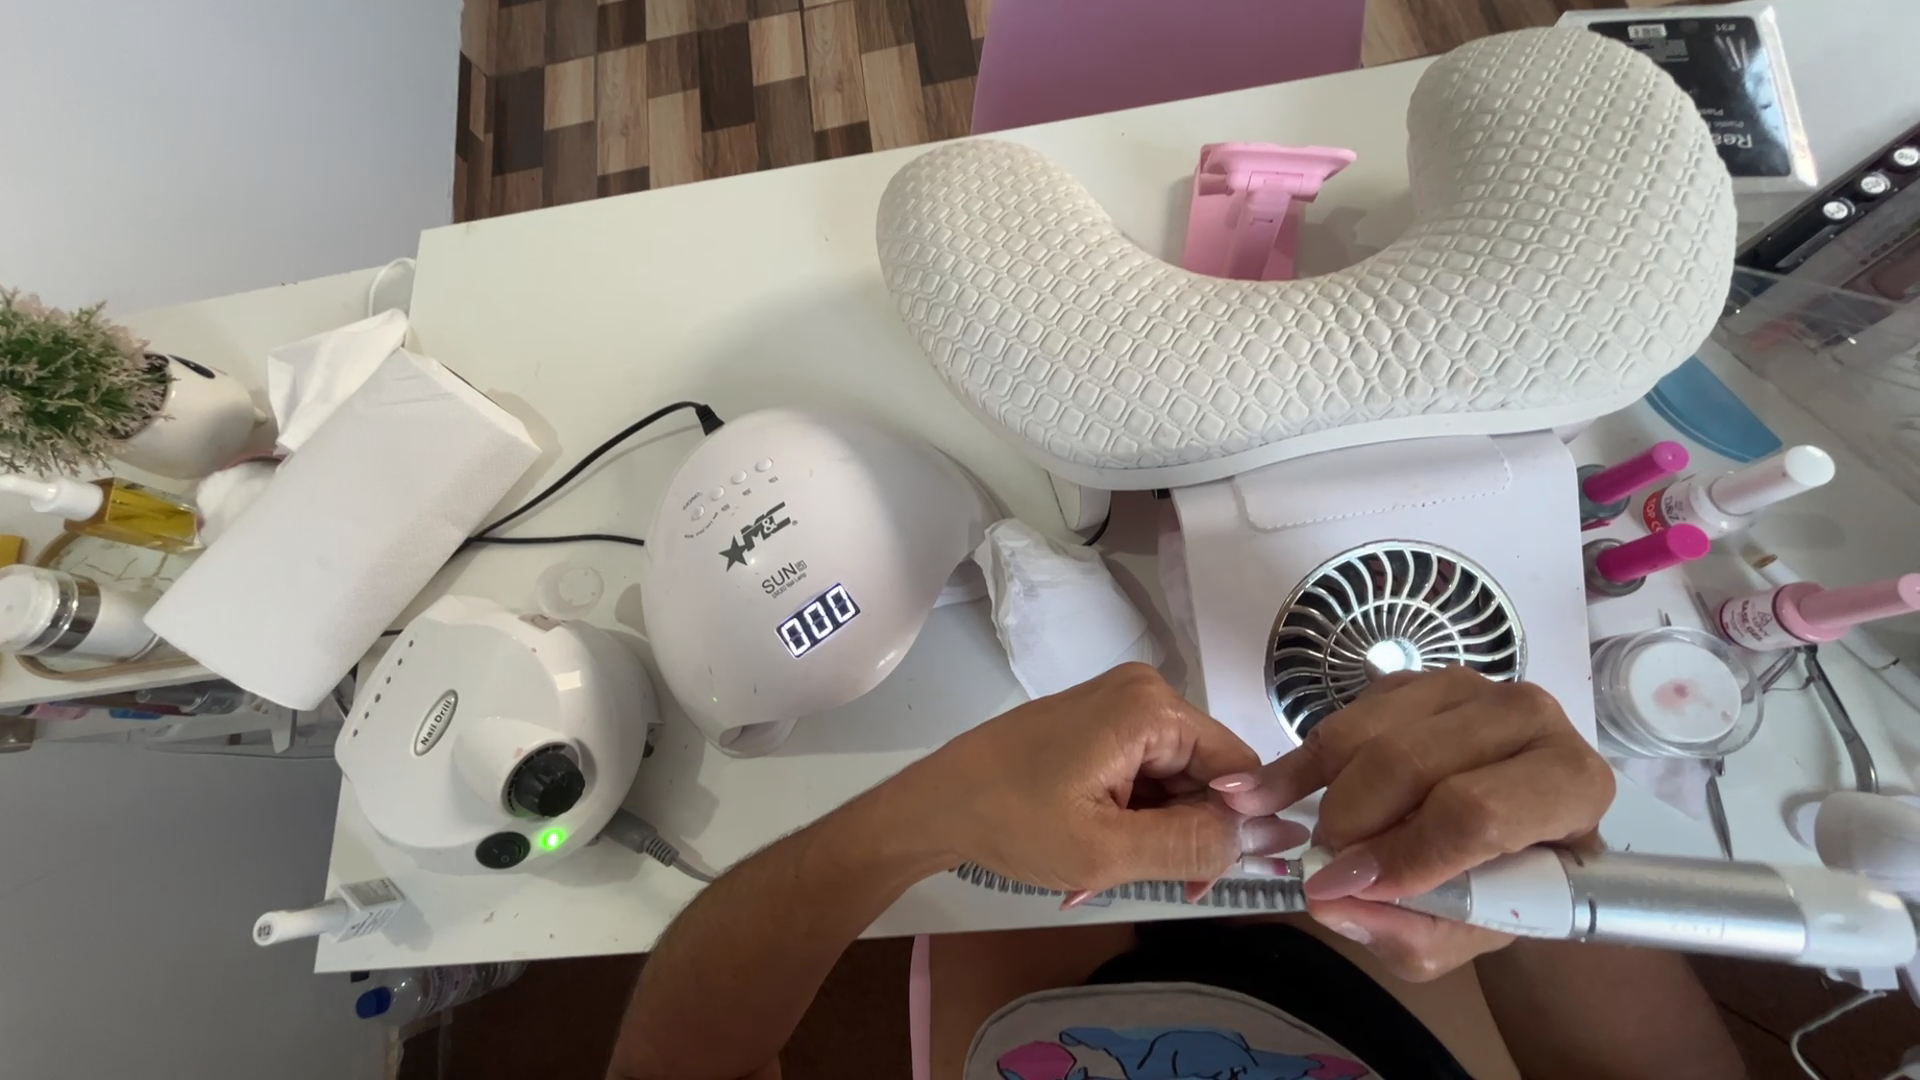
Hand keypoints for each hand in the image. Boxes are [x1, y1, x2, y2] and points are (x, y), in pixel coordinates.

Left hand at [896, 664, 1305, 896]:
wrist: (937, 803)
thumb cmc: (1014, 822)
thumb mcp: (1111, 849)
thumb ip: (1199, 845)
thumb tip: (1282, 838)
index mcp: (1151, 706)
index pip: (1240, 770)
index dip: (1234, 829)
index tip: (1199, 882)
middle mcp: (1141, 691)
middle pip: (1204, 775)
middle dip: (1180, 835)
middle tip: (1139, 880)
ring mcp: (1115, 705)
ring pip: (1169, 782)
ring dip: (1148, 835)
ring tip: (1100, 870)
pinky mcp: (1095, 723)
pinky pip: (1138, 774)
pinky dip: (1125, 817)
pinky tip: (1090, 850)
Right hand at [1212, 668, 1613, 981]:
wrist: (1509, 835)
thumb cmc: (1503, 886)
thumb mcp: (1469, 935)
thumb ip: (1405, 930)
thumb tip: (1326, 899)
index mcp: (1570, 783)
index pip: (1476, 811)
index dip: (1404, 851)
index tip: (1344, 884)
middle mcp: (1523, 716)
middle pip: (1407, 763)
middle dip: (1350, 820)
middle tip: (1324, 861)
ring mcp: (1460, 687)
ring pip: (1362, 734)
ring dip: (1321, 791)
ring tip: (1307, 832)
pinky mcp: (1406, 681)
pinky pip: (1339, 720)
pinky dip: (1299, 762)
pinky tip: (1270, 791)